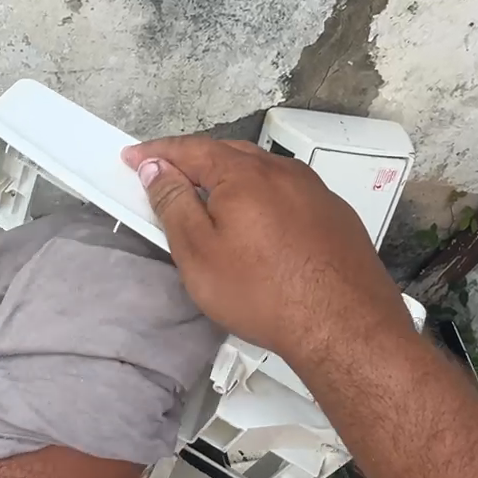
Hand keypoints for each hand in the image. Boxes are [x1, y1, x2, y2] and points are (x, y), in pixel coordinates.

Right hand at [121, 136, 411, 360]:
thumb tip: (157, 169)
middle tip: (167, 179)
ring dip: (230, 180)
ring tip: (211, 202)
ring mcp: (314, 191)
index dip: (156, 153)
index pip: (189, 149)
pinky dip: (263, 199)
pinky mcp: (335, 215)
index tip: (132, 157)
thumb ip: (174, 204)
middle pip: (227, 154)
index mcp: (244, 174)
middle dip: (193, 162)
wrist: (345, 327)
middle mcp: (282, 171)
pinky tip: (260, 227)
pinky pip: (288, 194)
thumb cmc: (265, 294)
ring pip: (261, 173)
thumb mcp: (199, 253)